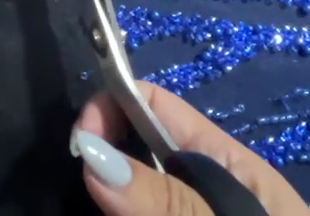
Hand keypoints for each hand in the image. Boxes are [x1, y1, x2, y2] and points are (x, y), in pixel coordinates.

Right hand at [71, 81, 309, 215]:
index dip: (110, 107)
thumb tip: (88, 151)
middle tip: (95, 211)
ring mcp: (182, 215)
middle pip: (130, 158)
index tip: (79, 146)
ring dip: (113, 211)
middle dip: (104, 179)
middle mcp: (202, 192)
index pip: (154, 105)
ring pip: (124, 204)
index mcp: (229, 167)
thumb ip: (169, 204)